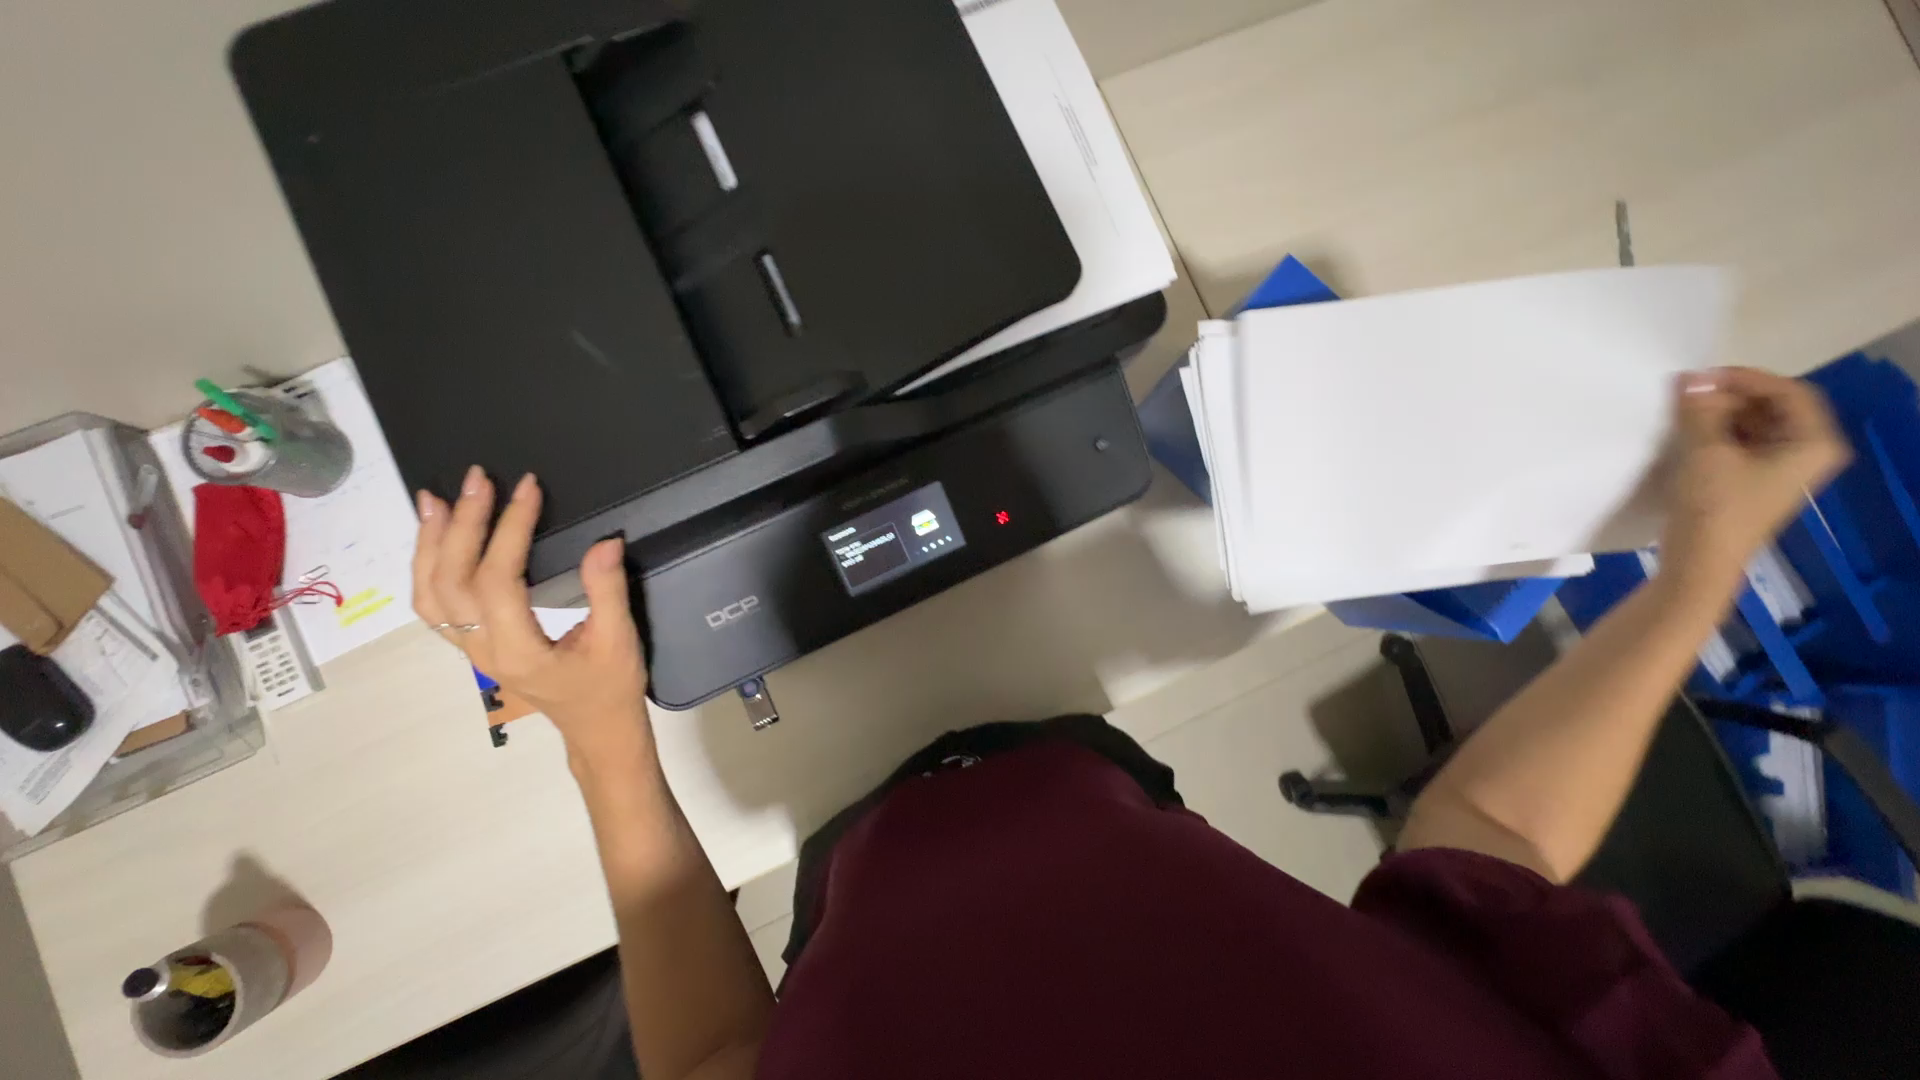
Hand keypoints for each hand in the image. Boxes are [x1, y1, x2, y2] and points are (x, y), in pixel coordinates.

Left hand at [412, 466, 651, 768]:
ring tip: (435, 499)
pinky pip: (436, 605)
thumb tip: (606, 541)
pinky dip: (429, 567)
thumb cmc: (611, 689)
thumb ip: (607, 591)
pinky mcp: (474, 645)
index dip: (509, 529)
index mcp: (517, 649)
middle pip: (452, 580)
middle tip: (478, 479)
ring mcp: (472, 649)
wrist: (597, 730)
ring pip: (430, 594)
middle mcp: (482, 649)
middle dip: (463, 524)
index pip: (499, 578)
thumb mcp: (620, 641)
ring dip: (430, 544)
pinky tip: (436, 539)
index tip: (528, 489)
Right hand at [1661, 367, 1850, 589]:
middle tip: (1687, 397)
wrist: (1700, 561)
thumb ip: (1700, 410)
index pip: (1788, 393)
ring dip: (1719, 416)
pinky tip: (1688, 436)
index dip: (1745, 379)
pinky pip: (1741, 445)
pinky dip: (1716, 435)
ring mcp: (1780, 468)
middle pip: (1772, 408)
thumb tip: (1690, 376)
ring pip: (1753, 426)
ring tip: (1682, 415)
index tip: (1700, 378)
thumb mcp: (1706, 452)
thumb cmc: (1714, 506)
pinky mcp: (1753, 481)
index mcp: (1813, 443)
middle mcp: (1806, 452)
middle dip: (1730, 398)